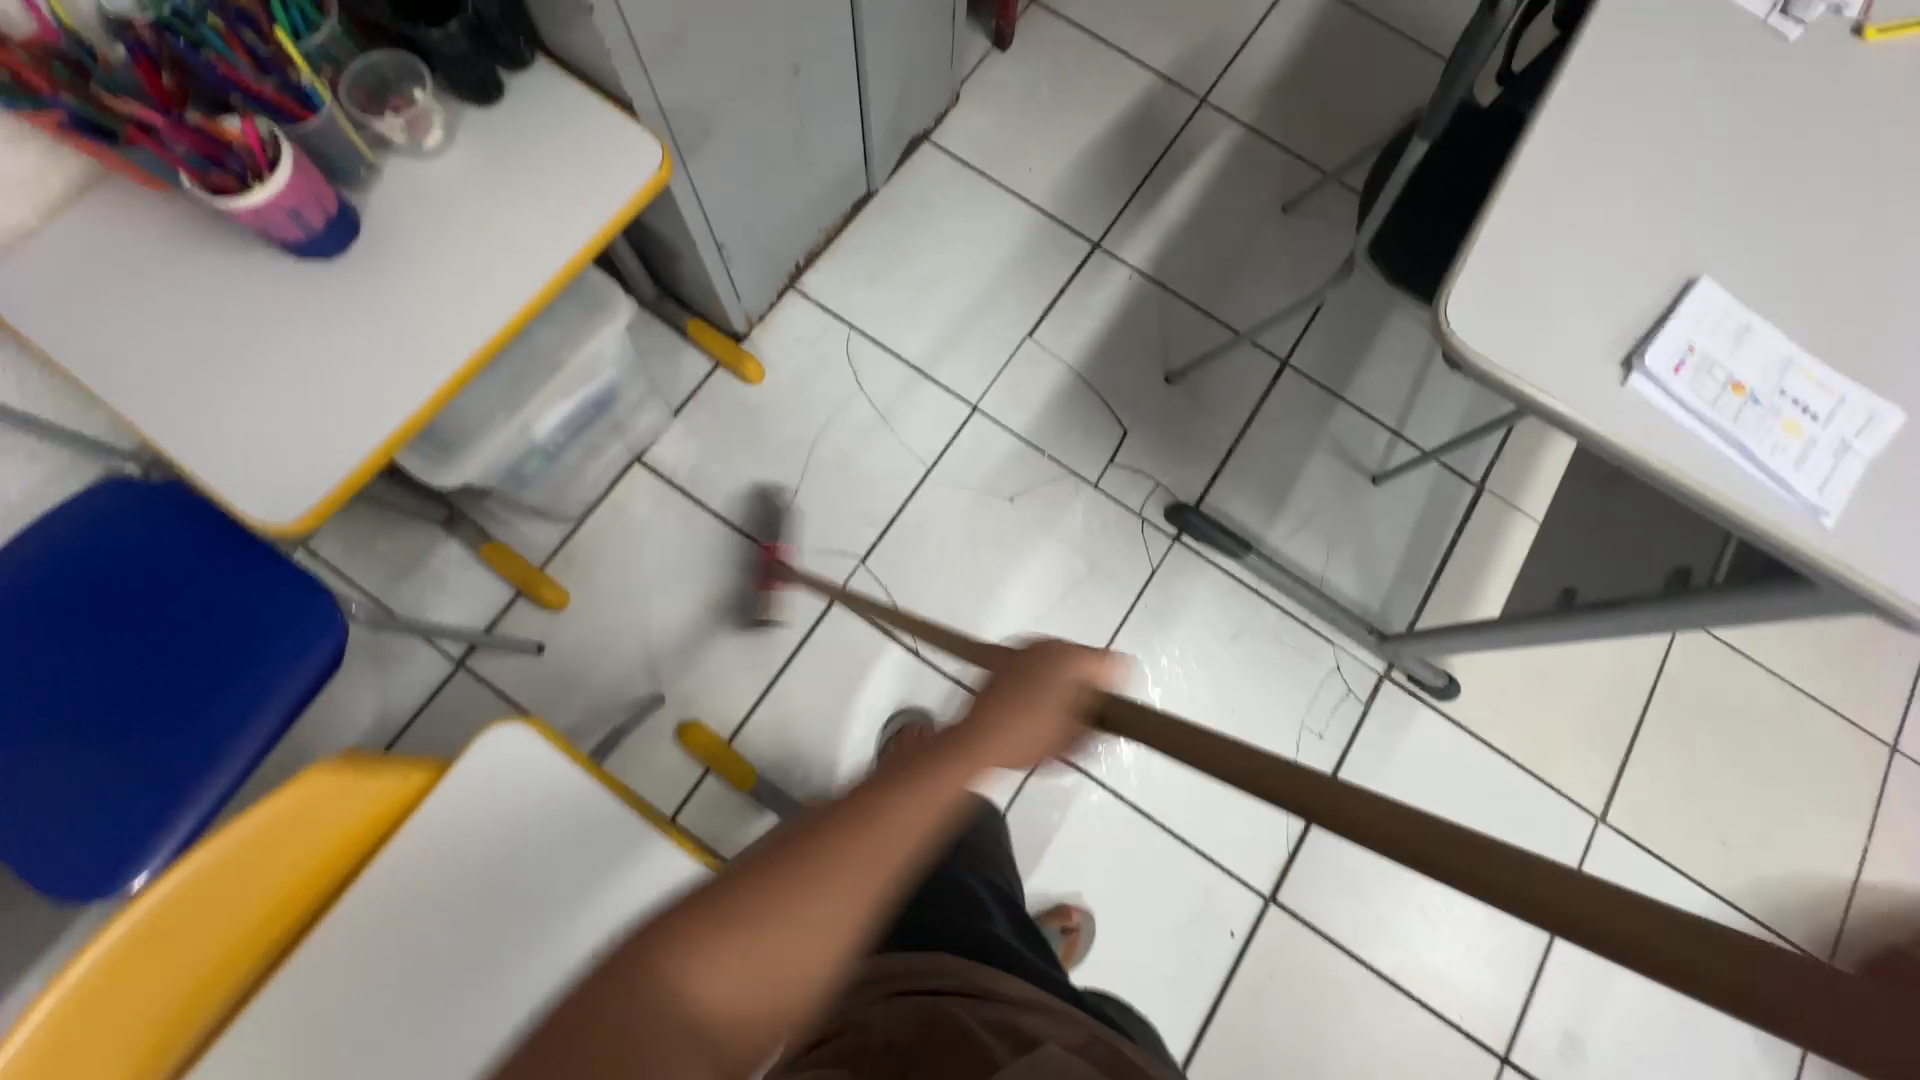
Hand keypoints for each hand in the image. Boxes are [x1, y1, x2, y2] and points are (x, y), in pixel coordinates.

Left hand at [949, 639, 1126, 770]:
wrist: (976, 740)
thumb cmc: (1028, 739)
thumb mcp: (1074, 738)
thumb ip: (1101, 720)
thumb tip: (1111, 712)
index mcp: (1072, 658)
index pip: (1114, 662)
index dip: (1118, 687)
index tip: (1112, 711)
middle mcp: (1050, 644)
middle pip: (1085, 659)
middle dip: (1090, 682)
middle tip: (1087, 713)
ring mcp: (1025, 648)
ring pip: (1060, 660)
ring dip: (1066, 679)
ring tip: (1060, 711)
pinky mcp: (1005, 656)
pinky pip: (1037, 664)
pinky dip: (1043, 678)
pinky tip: (1036, 704)